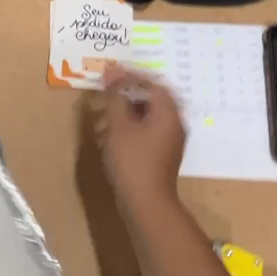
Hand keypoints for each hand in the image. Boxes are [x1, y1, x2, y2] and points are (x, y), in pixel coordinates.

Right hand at [98, 64, 186, 212]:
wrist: (145, 202)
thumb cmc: (132, 161)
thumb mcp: (119, 126)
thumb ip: (115, 97)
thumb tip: (112, 73)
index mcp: (168, 113)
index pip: (152, 84)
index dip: (130, 76)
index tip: (108, 75)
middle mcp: (174, 124)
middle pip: (152, 99)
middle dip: (126, 94)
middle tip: (104, 94)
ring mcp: (169, 141)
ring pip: (148, 116)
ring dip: (125, 112)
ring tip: (103, 117)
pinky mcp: (160, 155)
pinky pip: (146, 131)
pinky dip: (129, 128)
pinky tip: (111, 136)